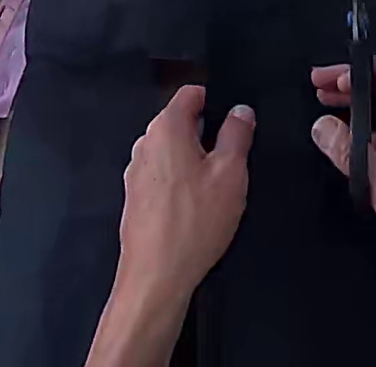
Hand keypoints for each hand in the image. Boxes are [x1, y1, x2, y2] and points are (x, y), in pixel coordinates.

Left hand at [116, 85, 254, 299]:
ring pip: (174, 150)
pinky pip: (164, 176)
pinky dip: (181, 183)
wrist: (156, 282)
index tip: (233, 121)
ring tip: (215, 189)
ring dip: (195, 160)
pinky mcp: (135, 199)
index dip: (216, 100)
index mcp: (166, 128)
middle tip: (230, 160)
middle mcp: (145, 145)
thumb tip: (240, 111)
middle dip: (208, 134)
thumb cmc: (193, 224)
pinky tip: (196, 209)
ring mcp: (136, 174)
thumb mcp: (231, 171)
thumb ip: (238, 132)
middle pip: (183, 121)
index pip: (191, 92)